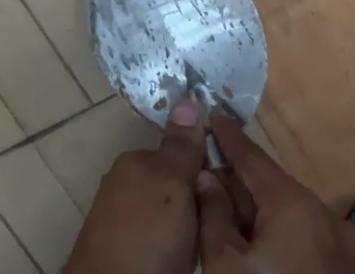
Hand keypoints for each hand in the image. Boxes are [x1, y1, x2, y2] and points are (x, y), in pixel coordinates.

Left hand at [62, 100, 207, 273]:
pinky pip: (161, 233)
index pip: (180, 152)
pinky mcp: (126, 243)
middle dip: (198, 198)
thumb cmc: (145, 234)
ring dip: (188, 223)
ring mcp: (123, 214)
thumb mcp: (170, 185)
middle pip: (176, 183)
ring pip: (170, 211)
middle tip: (219, 221)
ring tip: (206, 240)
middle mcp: (126, 181)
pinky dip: (175, 242)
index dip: (206, 168)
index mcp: (136, 161)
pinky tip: (184, 255)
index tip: (230, 188)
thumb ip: (180, 148)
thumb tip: (187, 98)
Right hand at [196, 114, 354, 273]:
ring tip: (234, 215)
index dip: (228, 136)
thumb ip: (212, 213)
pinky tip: (267, 249)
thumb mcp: (223, 264)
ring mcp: (352, 251)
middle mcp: (330, 218)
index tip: (211, 112)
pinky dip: (289, 236)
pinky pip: (316, 240)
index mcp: (295, 206)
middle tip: (212, 175)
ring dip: (266, 212)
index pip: (253, 158)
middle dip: (244, 182)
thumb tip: (206, 178)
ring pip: (298, 215)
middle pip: (276, 187)